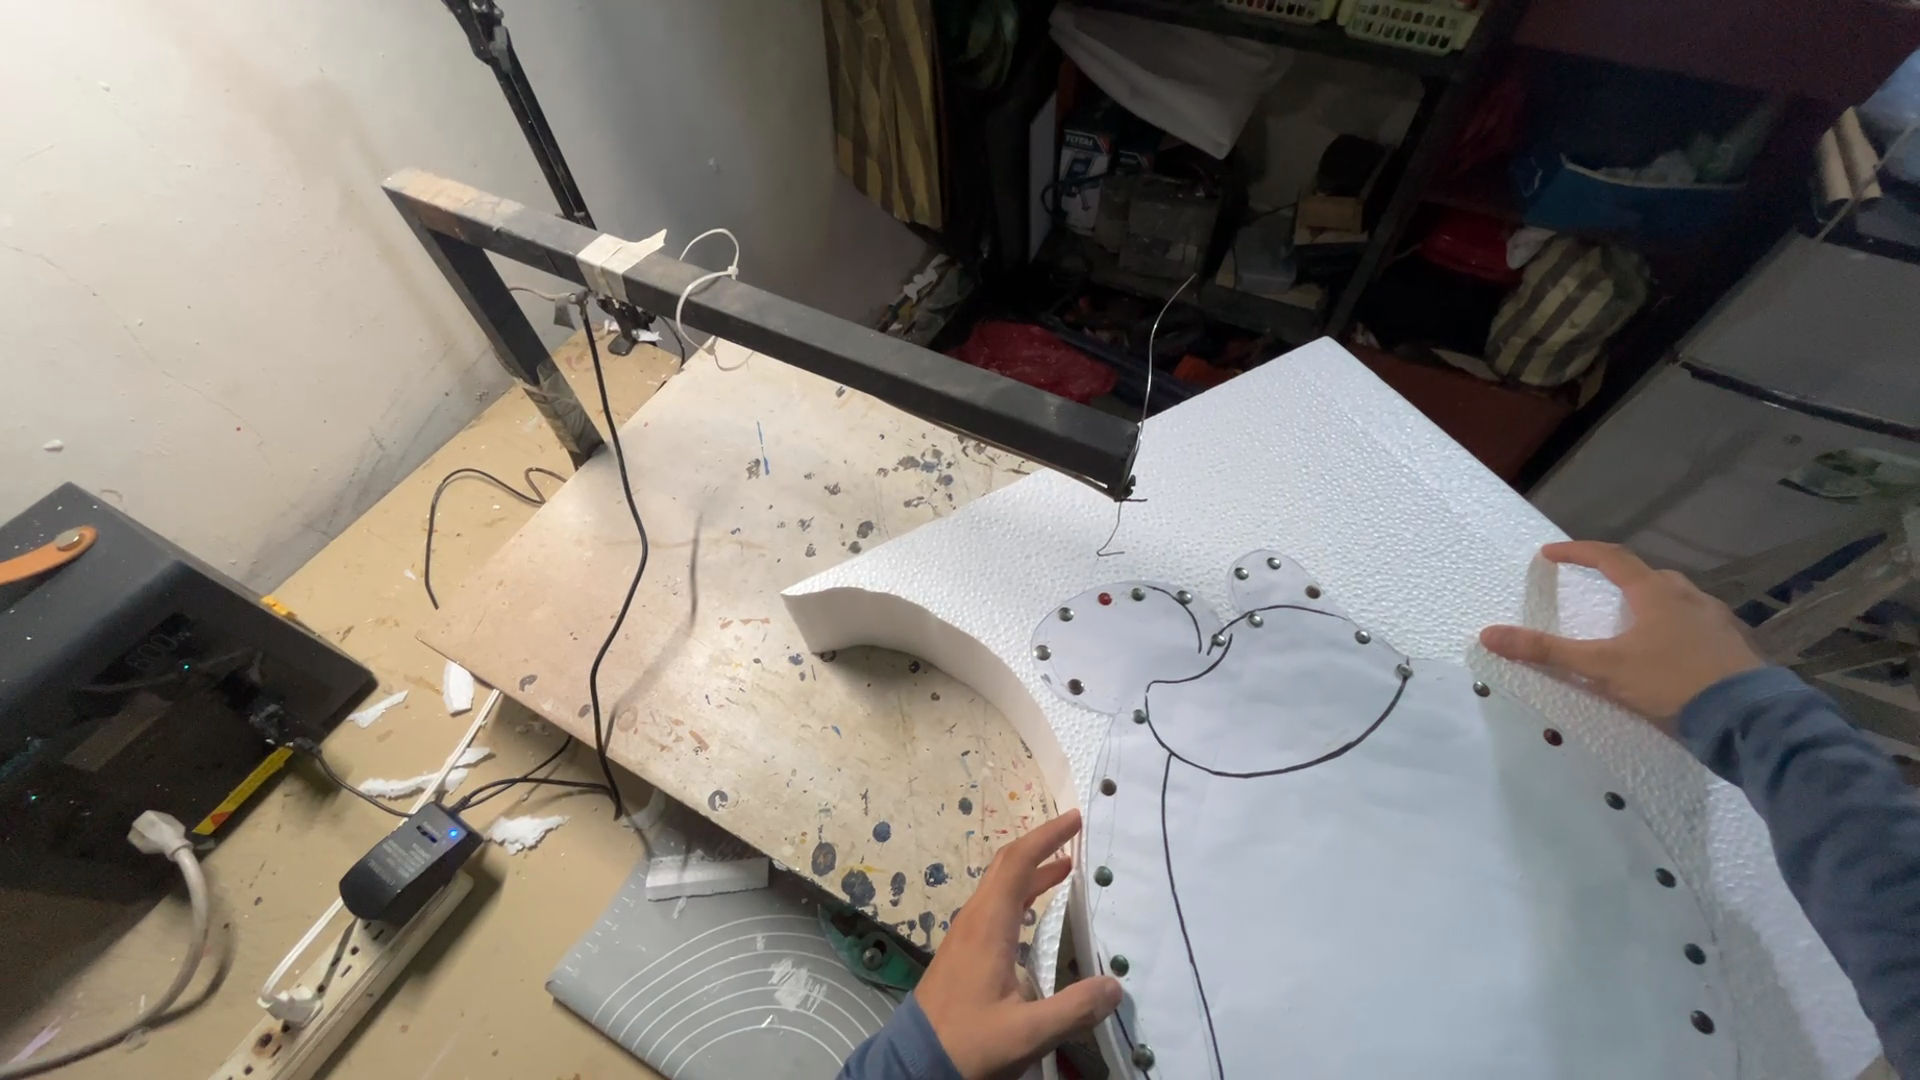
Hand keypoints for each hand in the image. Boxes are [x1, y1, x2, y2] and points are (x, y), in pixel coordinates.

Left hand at [916, 808, 1122, 1079]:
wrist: (918, 1060)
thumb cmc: (970, 1041)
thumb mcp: (1027, 1032)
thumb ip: (1073, 1009)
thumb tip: (1115, 986)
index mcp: (989, 922)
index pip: (1019, 862)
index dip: (1047, 836)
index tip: (1074, 818)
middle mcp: (976, 916)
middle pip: (1008, 863)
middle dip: (1041, 842)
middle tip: (1074, 831)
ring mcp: (968, 930)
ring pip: (1001, 883)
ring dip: (1033, 868)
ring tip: (1067, 865)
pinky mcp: (966, 946)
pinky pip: (997, 902)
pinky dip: (1022, 891)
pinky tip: (1036, 907)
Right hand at [1479, 541, 1763, 727]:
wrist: (1753, 720)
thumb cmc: (1673, 681)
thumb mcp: (1602, 666)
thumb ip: (1546, 651)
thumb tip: (1488, 635)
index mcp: (1657, 594)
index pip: (1612, 558)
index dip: (1578, 552)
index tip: (1550, 553)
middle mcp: (1690, 599)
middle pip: (1649, 575)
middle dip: (1618, 576)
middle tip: (1594, 587)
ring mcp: (1718, 623)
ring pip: (1677, 599)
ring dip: (1649, 601)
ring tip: (1629, 620)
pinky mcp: (1735, 648)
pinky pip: (1697, 624)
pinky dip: (1673, 627)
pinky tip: (1666, 650)